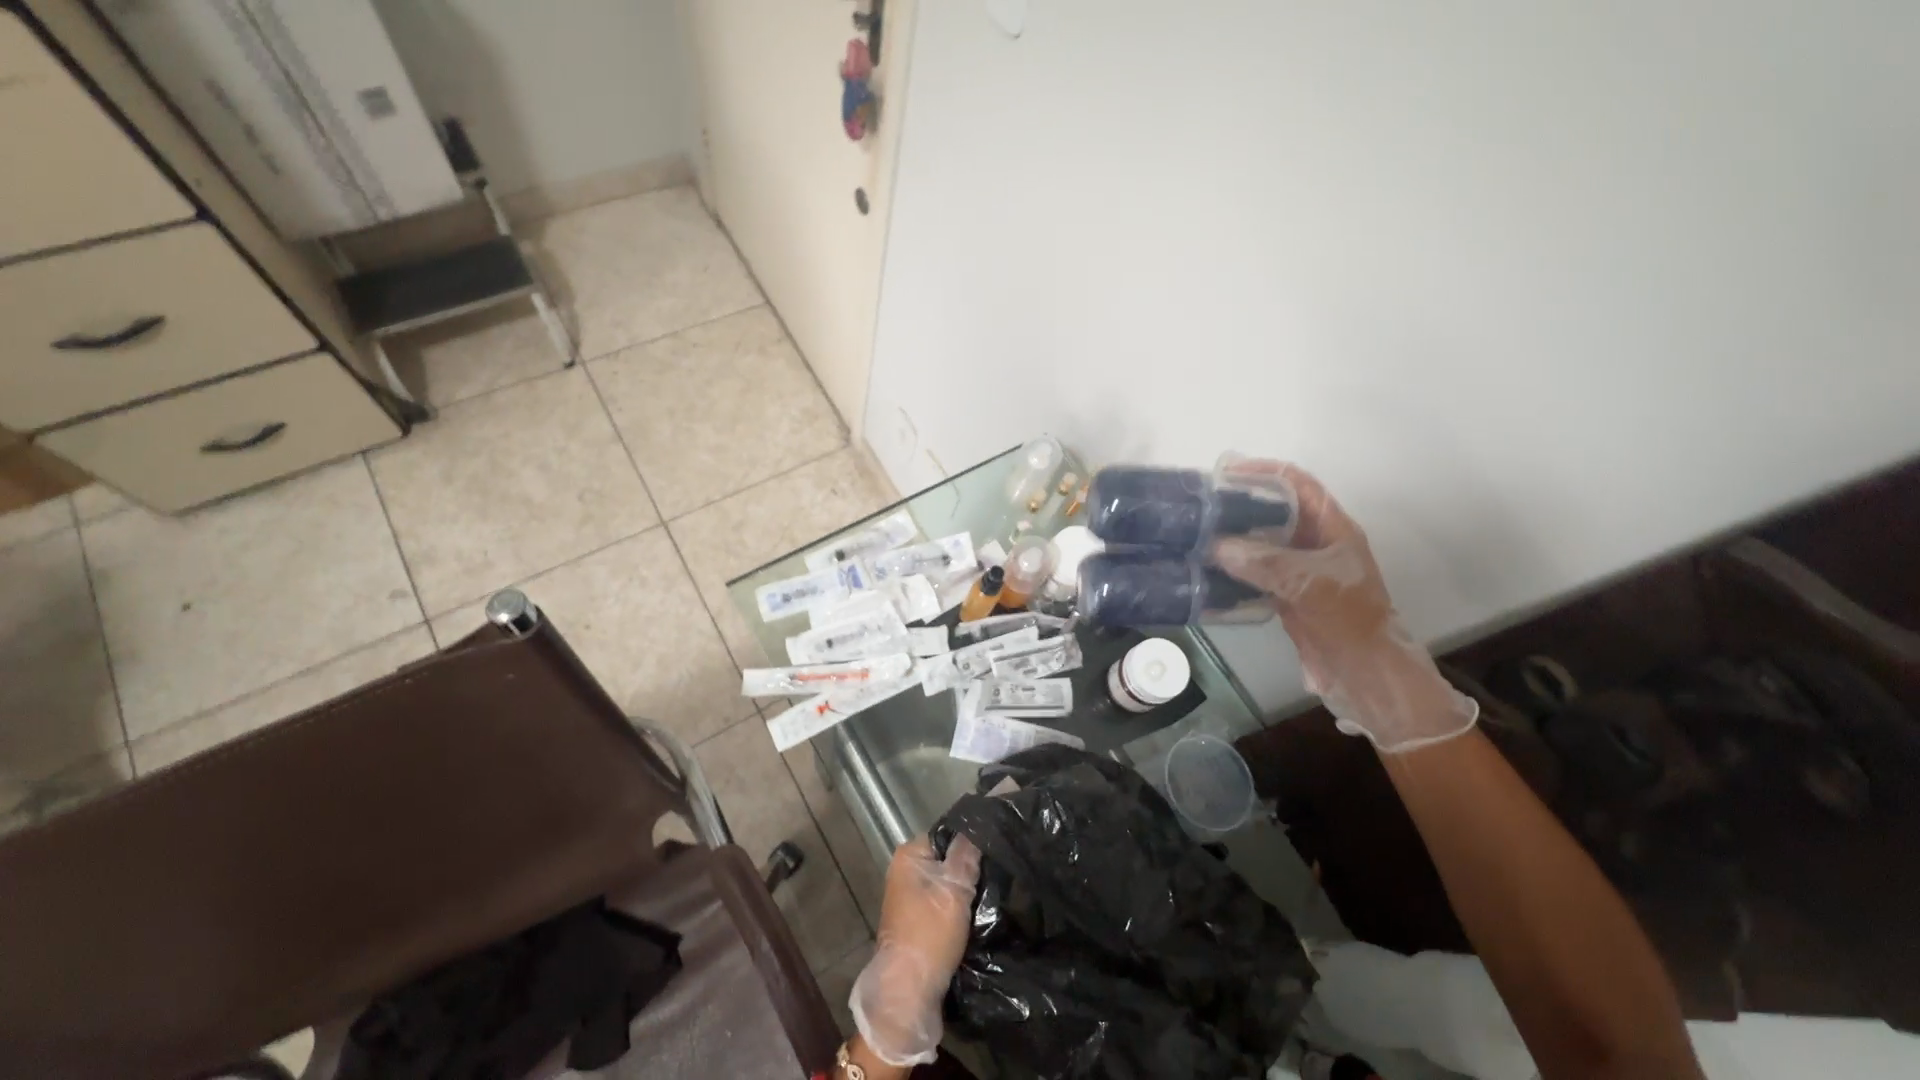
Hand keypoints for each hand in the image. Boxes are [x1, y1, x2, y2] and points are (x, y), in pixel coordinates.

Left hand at [849, 833, 981, 1066]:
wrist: (908, 990)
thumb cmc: (930, 934)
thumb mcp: (955, 890)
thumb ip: (966, 854)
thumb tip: (978, 825)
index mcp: (908, 856)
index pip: (947, 834)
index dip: (972, 841)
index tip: (997, 850)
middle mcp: (904, 872)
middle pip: (948, 858)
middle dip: (971, 867)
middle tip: (999, 874)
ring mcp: (909, 898)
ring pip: (948, 883)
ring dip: (967, 891)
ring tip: (994, 893)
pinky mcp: (917, 921)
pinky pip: (944, 903)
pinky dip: (959, 908)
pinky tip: (979, 913)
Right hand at [1211, 460, 1476, 752]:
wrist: (1366, 673)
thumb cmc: (1349, 619)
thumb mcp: (1310, 585)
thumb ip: (1265, 563)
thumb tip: (1216, 546)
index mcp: (1332, 528)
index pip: (1297, 484)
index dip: (1263, 471)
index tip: (1225, 472)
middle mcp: (1315, 544)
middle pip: (1274, 511)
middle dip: (1239, 504)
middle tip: (1200, 504)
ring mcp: (1299, 571)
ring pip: (1261, 544)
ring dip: (1231, 539)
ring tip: (1195, 533)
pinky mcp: (1286, 597)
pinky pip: (1254, 575)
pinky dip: (1231, 571)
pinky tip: (1205, 572)